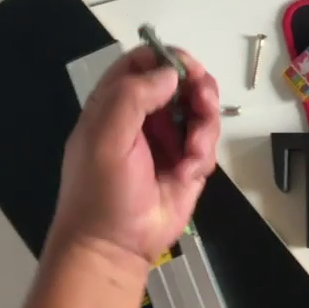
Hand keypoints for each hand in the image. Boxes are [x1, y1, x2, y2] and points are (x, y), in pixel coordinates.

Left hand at [47, 45, 220, 269]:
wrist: (114, 248)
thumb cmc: (101, 191)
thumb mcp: (105, 138)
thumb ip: (133, 97)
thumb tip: (170, 74)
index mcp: (115, 103)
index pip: (142, 62)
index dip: (166, 58)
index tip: (188, 68)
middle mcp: (144, 116)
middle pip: (180, 82)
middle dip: (198, 88)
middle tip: (205, 102)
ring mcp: (167, 139)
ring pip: (200, 109)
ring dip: (205, 124)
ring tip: (195, 149)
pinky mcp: (187, 162)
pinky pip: (207, 142)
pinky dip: (204, 152)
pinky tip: (190, 171)